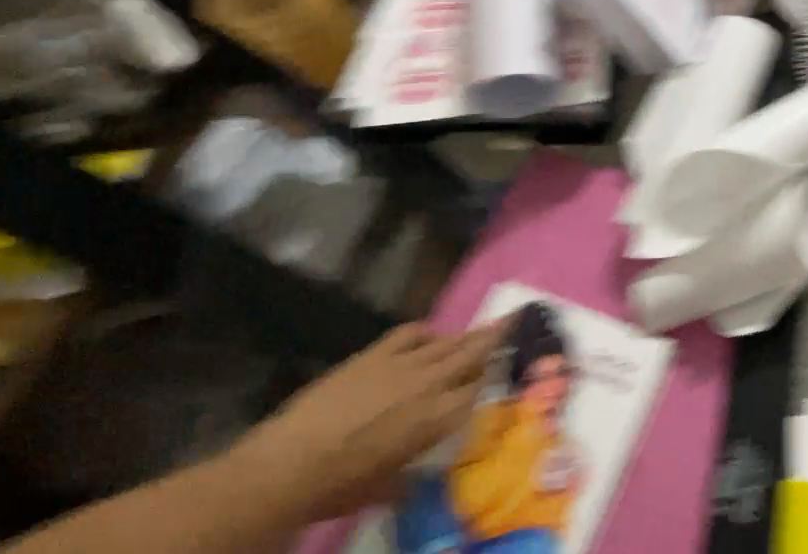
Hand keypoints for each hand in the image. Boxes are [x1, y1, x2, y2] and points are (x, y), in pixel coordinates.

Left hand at [228, 322, 501, 525]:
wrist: (289, 465)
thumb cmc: (340, 485)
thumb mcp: (387, 487)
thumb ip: (413, 474)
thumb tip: (421, 478)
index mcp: (438, 420)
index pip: (481, 390)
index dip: (498, 377)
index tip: (513, 366)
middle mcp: (430, 386)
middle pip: (474, 354)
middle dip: (499, 336)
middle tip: (519, 319)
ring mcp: (403, 365)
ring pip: (448, 341)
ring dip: (469, 334)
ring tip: (487, 325)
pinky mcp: (375, 354)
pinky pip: (412, 333)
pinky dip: (427, 332)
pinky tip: (431, 335)